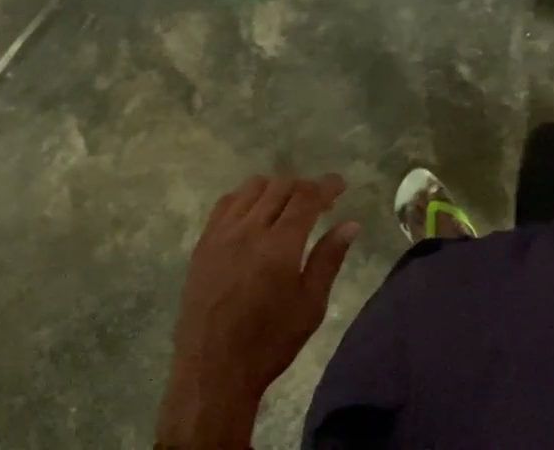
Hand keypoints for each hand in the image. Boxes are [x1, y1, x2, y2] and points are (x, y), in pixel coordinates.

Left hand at [156, 174, 358, 448]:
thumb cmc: (270, 343)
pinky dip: (246, 198)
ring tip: (287, 205)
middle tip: (319, 201)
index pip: (306, 197)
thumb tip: (351, 224)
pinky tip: (254, 213)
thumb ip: (329, 259)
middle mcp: (249, 229)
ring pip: (251, 188)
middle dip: (304, 187)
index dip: (326, 186)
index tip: (340, 184)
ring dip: (275, 188)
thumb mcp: (310, 306)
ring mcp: (222, 233)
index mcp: (280, 245)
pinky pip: (226, 203)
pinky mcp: (203, 243)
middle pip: (280, 186)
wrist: (213, 369)